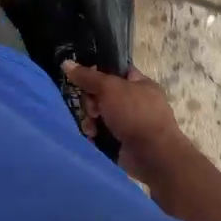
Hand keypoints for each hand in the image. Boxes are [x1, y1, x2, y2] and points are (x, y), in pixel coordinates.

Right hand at [63, 62, 187, 168]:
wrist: (154, 157)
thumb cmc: (135, 115)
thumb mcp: (109, 88)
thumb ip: (87, 76)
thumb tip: (66, 63)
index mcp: (141, 84)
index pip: (115, 70)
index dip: (97, 71)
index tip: (82, 76)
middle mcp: (136, 102)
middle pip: (102, 92)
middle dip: (91, 101)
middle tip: (92, 109)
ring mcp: (130, 122)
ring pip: (99, 113)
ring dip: (90, 119)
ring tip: (91, 126)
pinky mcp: (124, 140)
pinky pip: (102, 130)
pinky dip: (95, 132)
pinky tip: (93, 136)